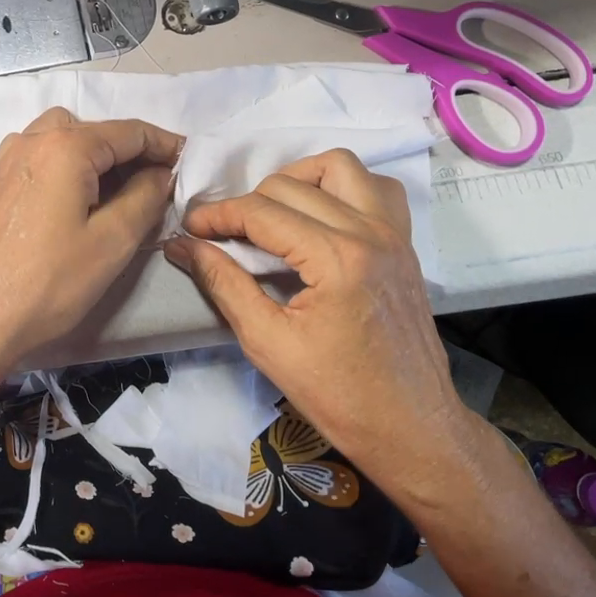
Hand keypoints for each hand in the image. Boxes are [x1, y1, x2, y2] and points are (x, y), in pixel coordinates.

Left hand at [0, 108, 181, 371]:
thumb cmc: (52, 280)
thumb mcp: (113, 240)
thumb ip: (146, 196)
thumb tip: (161, 173)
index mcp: (64, 146)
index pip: (128, 132)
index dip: (165, 145)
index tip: (191, 162)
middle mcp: (32, 139)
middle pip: (95, 130)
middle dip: (130, 151)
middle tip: (159, 184)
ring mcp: (9, 158)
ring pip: (66, 138)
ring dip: (98, 156)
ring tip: (123, 193)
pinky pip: (43, 155)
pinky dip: (69, 164)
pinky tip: (82, 199)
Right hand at [162, 149, 473, 476]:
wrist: (413, 430)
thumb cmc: (338, 394)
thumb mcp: (266, 342)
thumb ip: (222, 283)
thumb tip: (182, 245)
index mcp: (335, 258)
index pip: (260, 212)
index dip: (216, 216)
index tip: (189, 228)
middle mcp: (368, 232)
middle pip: (290, 185)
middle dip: (246, 202)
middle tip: (223, 234)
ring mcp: (393, 234)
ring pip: (340, 166)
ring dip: (298, 179)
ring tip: (272, 212)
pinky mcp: (404, 244)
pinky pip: (377, 188)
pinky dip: (343, 187)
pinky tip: (320, 215)